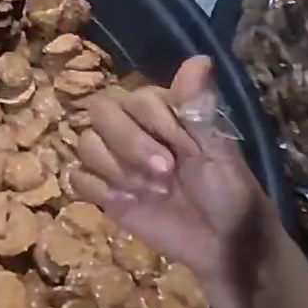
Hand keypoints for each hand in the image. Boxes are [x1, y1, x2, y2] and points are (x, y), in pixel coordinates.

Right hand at [69, 57, 277, 295]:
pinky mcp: (103, 190)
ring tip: (150, 193)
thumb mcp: (220, 150)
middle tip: (164, 174)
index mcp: (159, 112)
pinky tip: (128, 203)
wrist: (225, 248)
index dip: (155, 124)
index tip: (186, 151)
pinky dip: (100, 189)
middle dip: (128, 144)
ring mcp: (114, 159)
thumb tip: (201, 59)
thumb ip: (198, 107)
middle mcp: (131, 127)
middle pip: (99, 111)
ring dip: (116, 169)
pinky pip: (77, 177)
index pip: (136, 98)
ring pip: (85, 142)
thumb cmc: (230, 193)